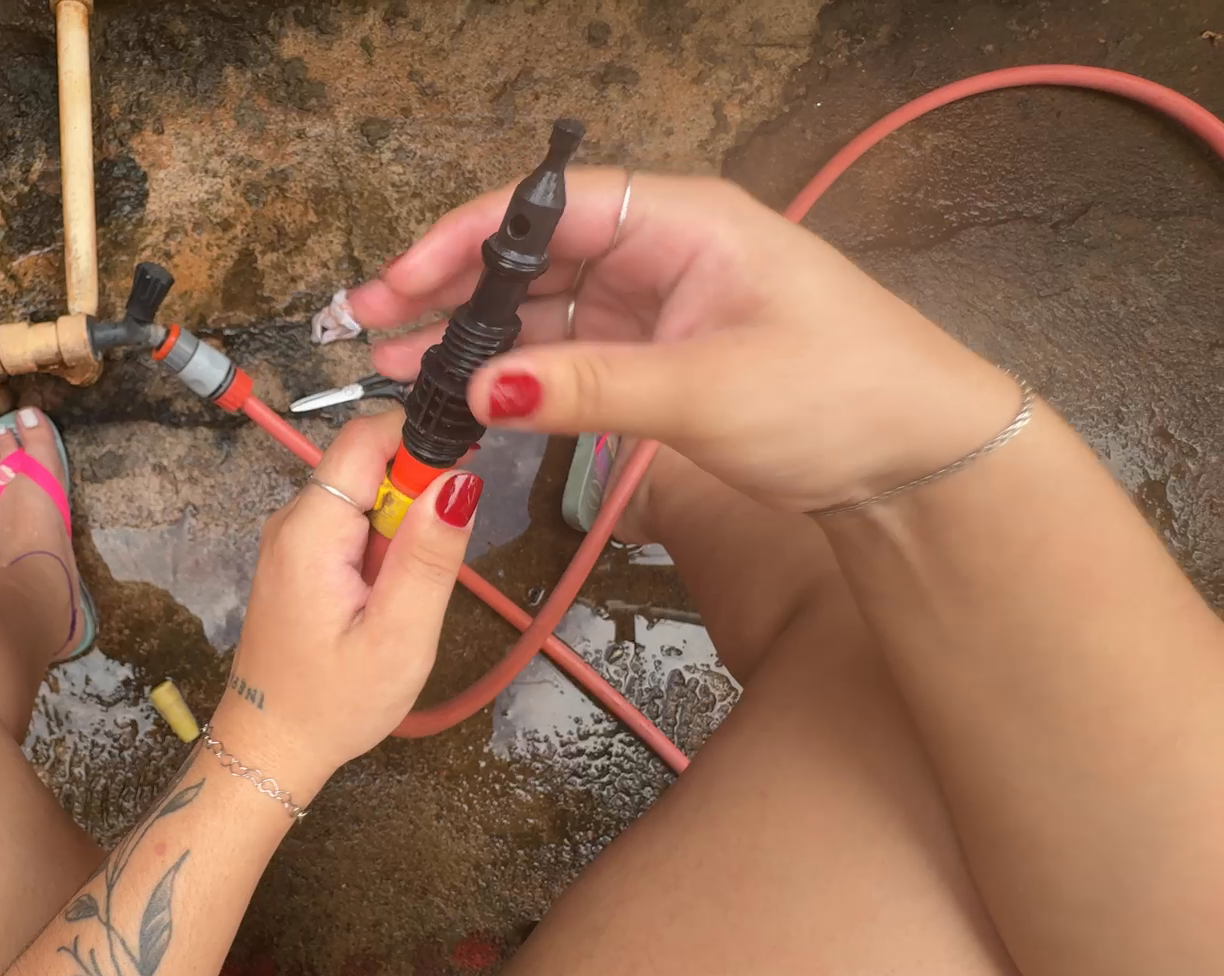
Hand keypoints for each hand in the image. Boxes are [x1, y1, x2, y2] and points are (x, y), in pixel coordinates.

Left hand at [216, 411, 479, 794]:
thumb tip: (459, 479)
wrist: (272, 743)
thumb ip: (429, 557)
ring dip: (398, 525)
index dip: (420, 444)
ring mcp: (290, 538)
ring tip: (404, 589)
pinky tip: (382, 594)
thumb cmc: (335, 703)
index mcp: (310, 529)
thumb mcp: (399, 637)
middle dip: (413, 494)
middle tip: (428, 565)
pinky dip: (378, 544)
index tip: (459, 484)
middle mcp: (292, 519)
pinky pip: (348, 524)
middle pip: (365, 463)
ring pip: (361, 494)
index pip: (366, 437)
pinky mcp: (298, 557)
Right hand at [348, 169, 1023, 513]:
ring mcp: (640, 309)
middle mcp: (652, 254)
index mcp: (680, 223)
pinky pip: (553, 357)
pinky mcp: (637, 357)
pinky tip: (460, 391)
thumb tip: (479, 391)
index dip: (462, 240)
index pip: (547, 210)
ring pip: (531, 312)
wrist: (907, 464)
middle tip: (370, 318)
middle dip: (443, 288)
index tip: (399, 280)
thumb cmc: (838, 396)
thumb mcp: (705, 387)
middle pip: (525, 260)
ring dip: (464, 336)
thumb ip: (586, 387)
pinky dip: (504, 374)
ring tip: (393, 361)